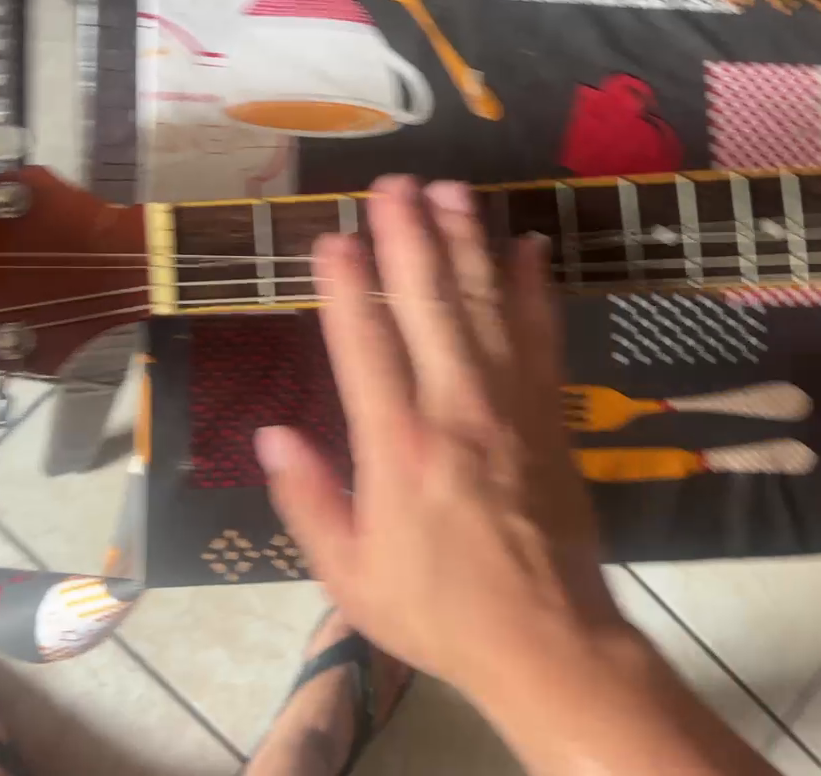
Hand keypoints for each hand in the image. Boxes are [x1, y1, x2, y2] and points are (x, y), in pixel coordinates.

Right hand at [256, 176, 625, 695]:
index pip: (365, 347)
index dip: (347, 286)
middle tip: (395, 184)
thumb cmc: (438, 608)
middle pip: (428, 306)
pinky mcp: (550, 411)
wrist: (547, 638)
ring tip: (451, 190)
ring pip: (484, 306)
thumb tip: (269, 434)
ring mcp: (510, 405)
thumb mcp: (349, 575)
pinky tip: (530, 245)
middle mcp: (454, 410)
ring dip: (466, 242)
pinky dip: (536, 288)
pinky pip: (542, 336)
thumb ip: (308, 499)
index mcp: (397, 449)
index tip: (334, 236)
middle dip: (408, 238)